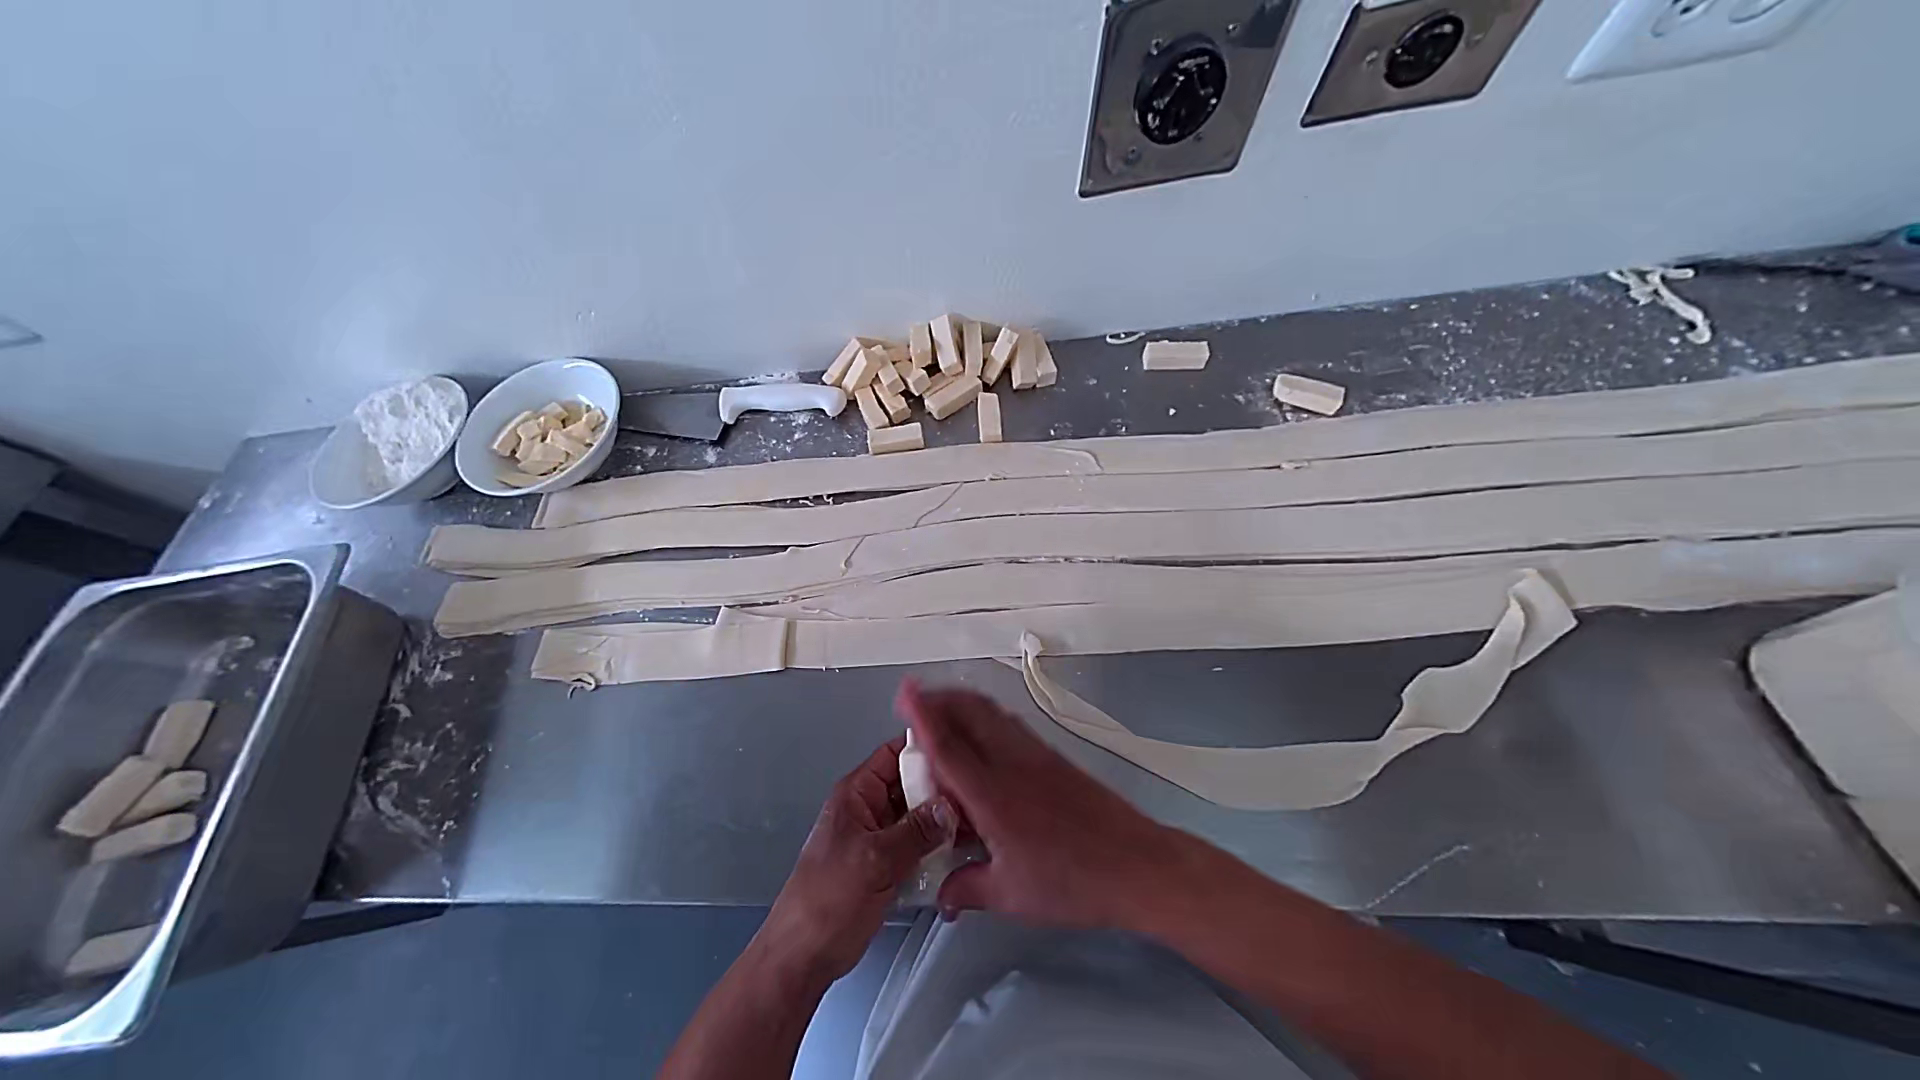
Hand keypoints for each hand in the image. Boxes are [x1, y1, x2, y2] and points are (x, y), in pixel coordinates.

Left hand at [758, 735, 954, 983]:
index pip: (894, 753)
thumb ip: (915, 832)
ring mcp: (879, 838)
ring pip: (918, 817)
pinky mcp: (888, 865)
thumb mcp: (874, 860)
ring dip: (942, 823)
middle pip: (911, 784)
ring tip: (975, 826)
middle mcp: (868, 809)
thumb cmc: (824, 903)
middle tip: (975, 799)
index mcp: (856, 794)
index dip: (925, 750)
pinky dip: (936, 849)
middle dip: (942, 790)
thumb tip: (949, 808)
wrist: (804, 958)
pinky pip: (918, 846)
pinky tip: (960, 855)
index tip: (959, 756)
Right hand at [896, 681, 1196, 930]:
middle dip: (939, 699)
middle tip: (917, 704)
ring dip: (964, 705)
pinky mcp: (1055, 758)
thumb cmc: (1073, 882)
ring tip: (946, 713)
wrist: (1137, 865)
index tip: (906, 692)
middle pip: (970, 712)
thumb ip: (968, 888)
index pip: (948, 745)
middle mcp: (1012, 763)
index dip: (922, 716)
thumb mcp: (1011, 894)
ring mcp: (1037, 755)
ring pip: (992, 713)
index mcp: (992, 795)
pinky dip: (989, 718)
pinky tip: (985, 738)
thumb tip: (944, 895)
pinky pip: (1012, 725)